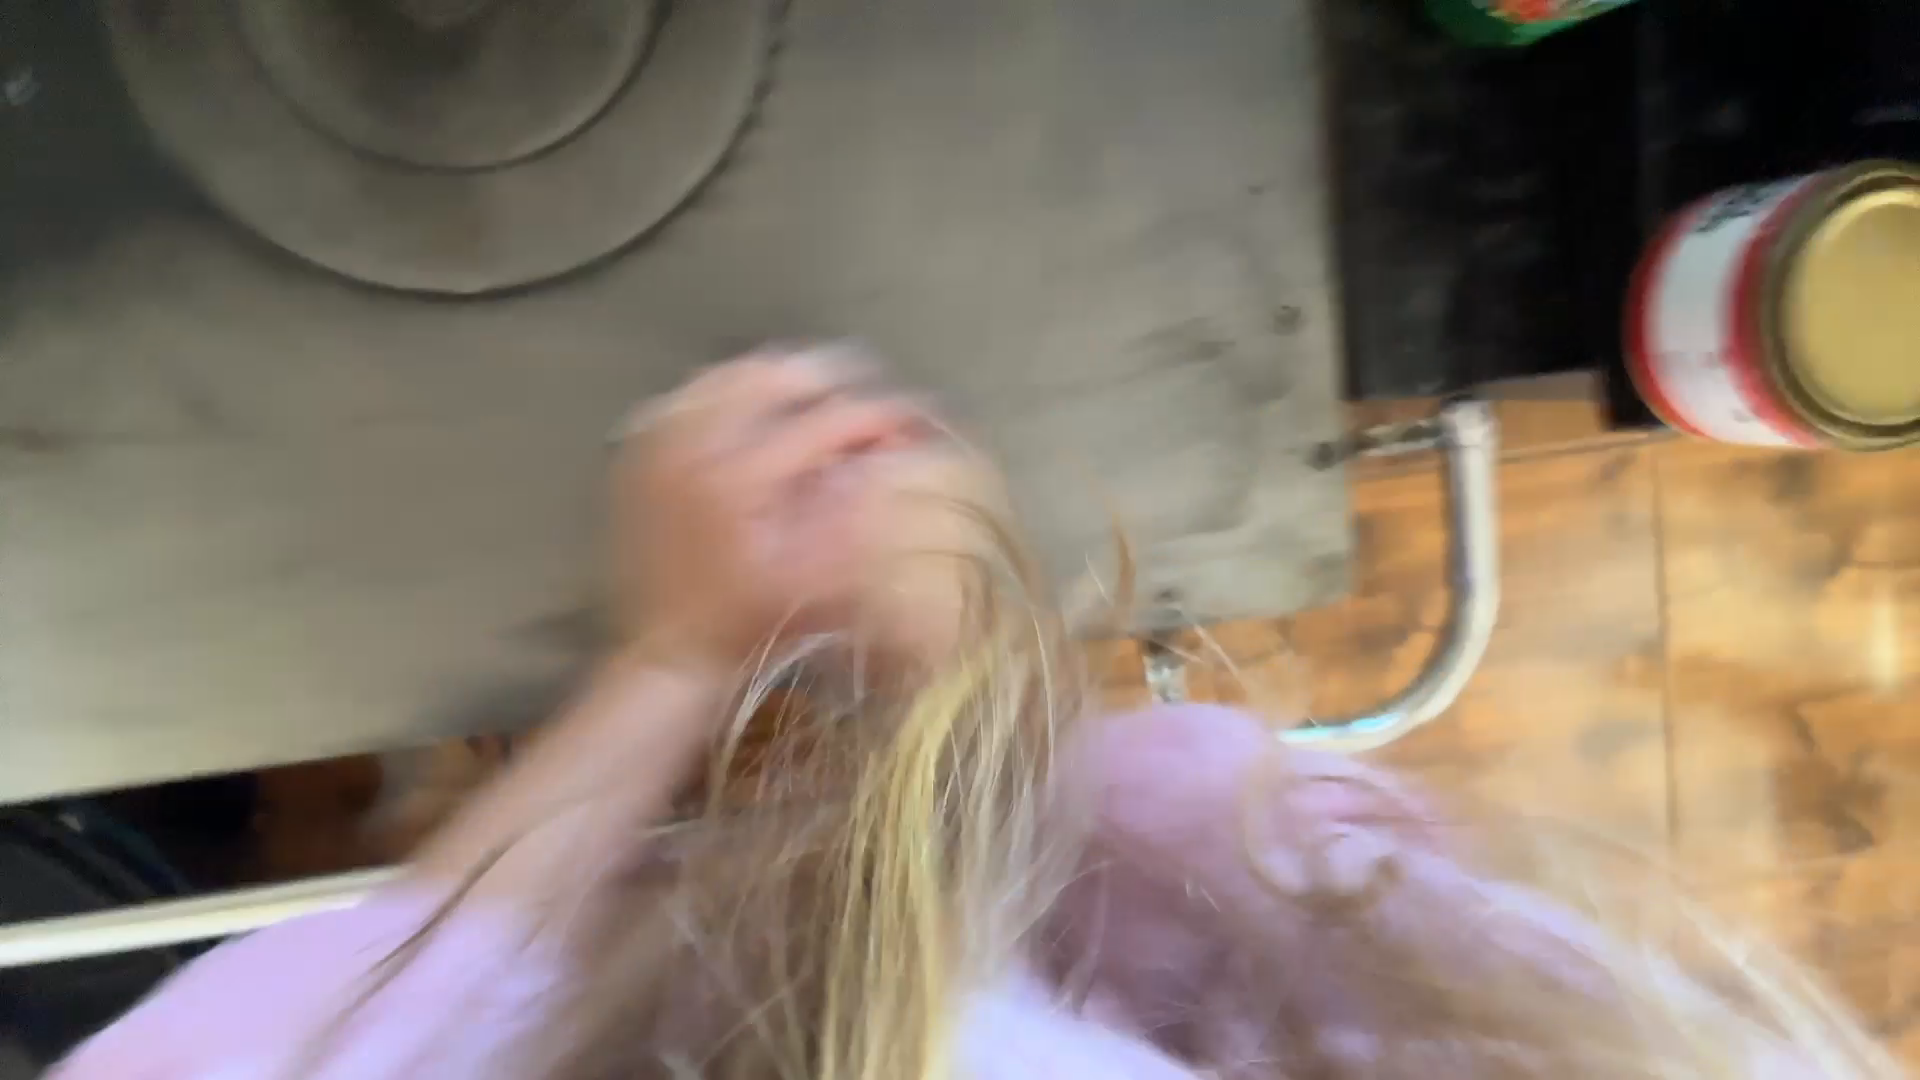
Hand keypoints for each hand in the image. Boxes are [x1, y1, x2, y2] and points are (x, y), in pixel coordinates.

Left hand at [612, 347, 1002, 672]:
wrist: (668, 649)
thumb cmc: (748, 623)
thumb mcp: (815, 584)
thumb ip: (855, 517)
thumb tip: (887, 464)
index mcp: (746, 476)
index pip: (828, 421)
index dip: (879, 415)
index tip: (912, 418)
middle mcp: (700, 444)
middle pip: (777, 374)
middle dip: (833, 377)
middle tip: (867, 390)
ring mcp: (665, 444)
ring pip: (731, 373)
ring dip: (783, 376)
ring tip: (817, 391)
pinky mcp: (645, 455)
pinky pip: (690, 394)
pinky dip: (730, 387)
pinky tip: (753, 403)